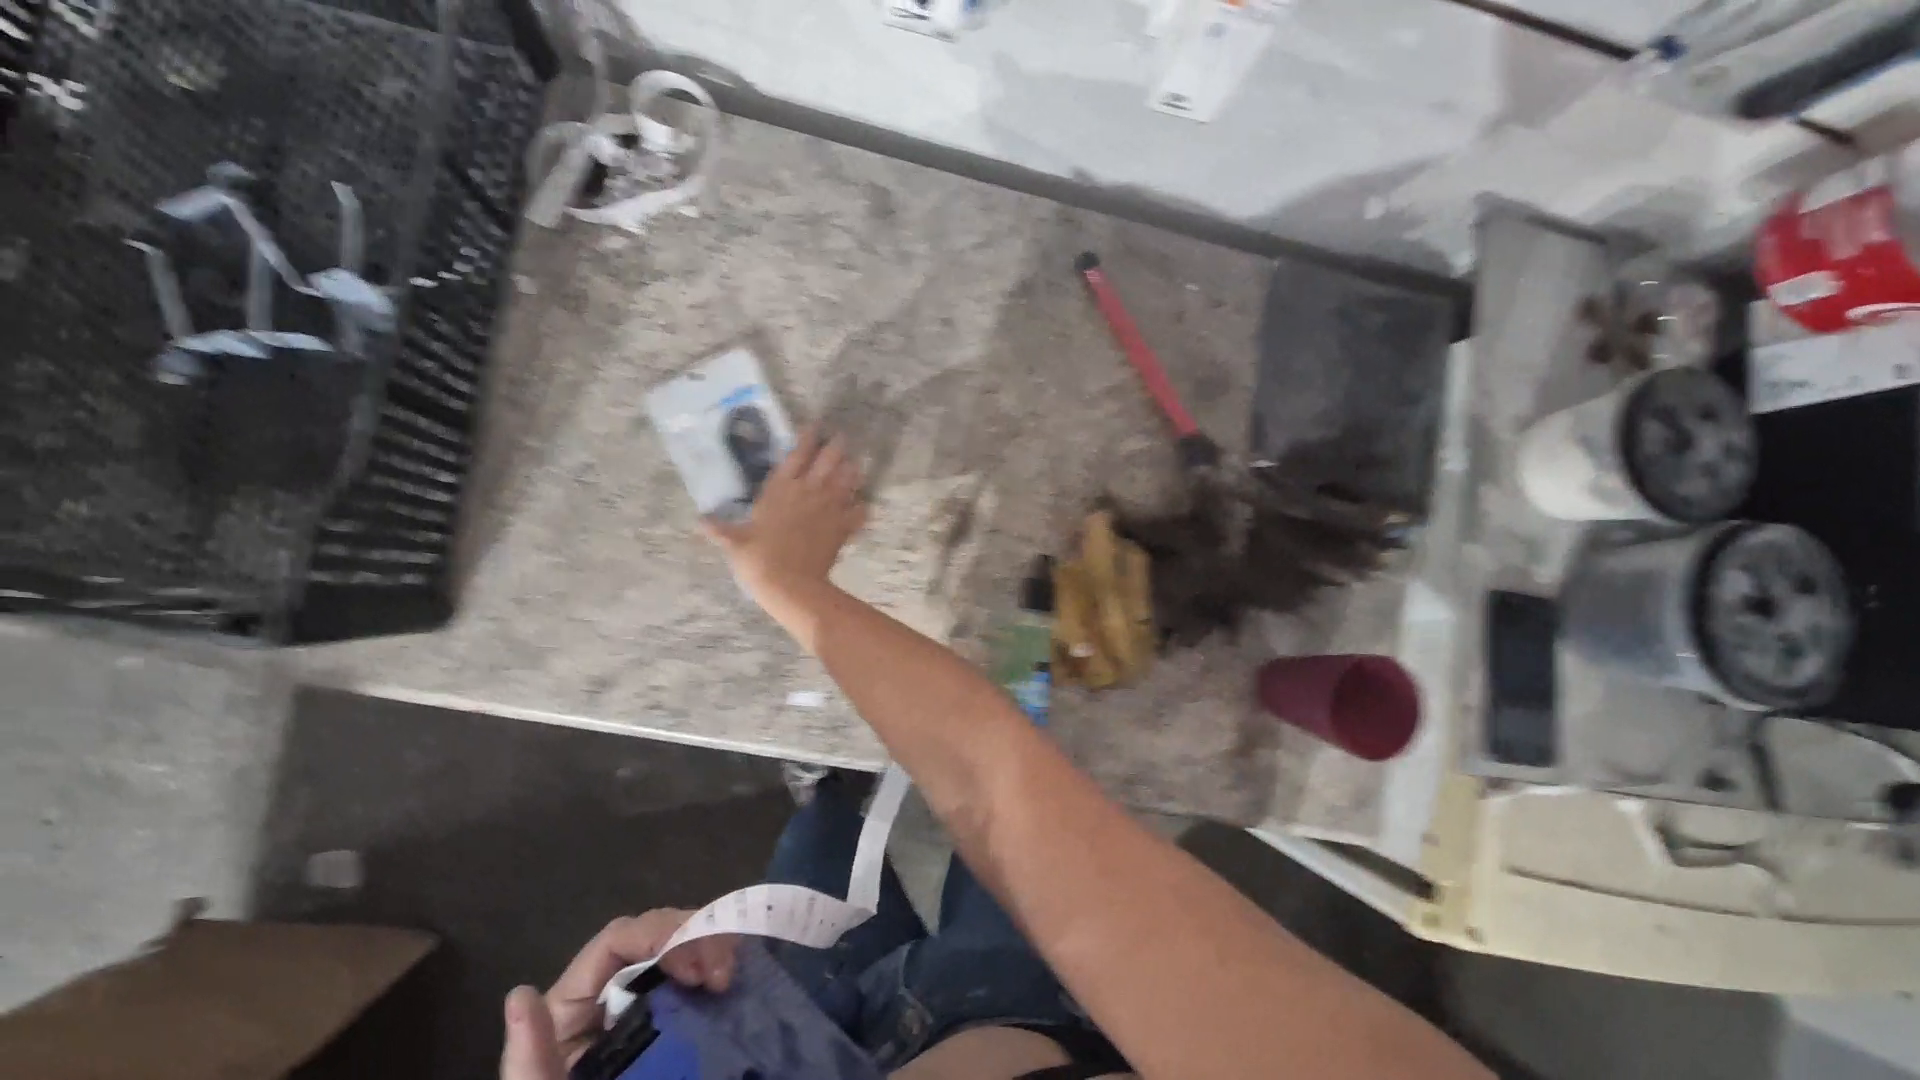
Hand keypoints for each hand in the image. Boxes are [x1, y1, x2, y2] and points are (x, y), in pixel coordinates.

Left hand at [499, 909, 738, 1079]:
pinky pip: (700, 982)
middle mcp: (611, 994)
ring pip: (681, 950)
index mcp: (575, 1005)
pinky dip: (720, 970)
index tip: (697, 968)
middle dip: (693, 937)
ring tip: (731, 979)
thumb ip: (530, 1060)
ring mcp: (648, 1007)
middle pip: (655, 935)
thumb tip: (522, 994)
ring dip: (711, 948)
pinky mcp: (677, 1027)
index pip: (617, 942)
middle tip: (724, 972)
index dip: (659, 934)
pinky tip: (737, 986)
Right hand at [702, 428, 867, 603]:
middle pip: (830, 457)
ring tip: (853, 464)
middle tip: (840, 439)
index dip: (808, 437)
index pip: (798, 453)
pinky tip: (860, 506)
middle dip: (836, 445)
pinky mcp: (844, 526)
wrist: (789, 583)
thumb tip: (700, 521)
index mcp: (781, 487)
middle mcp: (809, 490)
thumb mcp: (734, 542)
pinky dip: (862, 506)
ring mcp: (830, 506)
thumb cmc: (758, 558)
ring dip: (852, 470)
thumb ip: (720, 529)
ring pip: (849, 477)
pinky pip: (860, 510)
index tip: (815, 427)